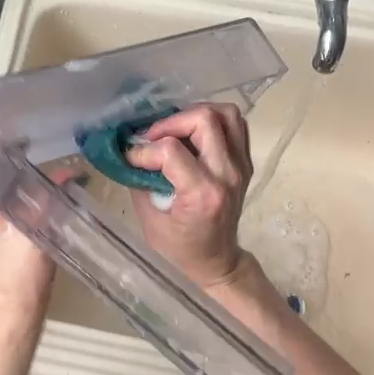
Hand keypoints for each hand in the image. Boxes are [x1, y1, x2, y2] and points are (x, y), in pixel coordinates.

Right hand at [125, 103, 252, 287]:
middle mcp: (227, 175)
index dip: (143, 150)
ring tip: (175, 130)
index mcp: (203, 195)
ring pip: (225, 114)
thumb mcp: (149, 219)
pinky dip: (212, 120)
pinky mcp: (245, 162)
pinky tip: (192, 133)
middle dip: (170, 122)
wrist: (216, 261)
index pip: (171, 150)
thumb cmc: (179, 248)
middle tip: (153, 137)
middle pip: (204, 120)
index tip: (130, 158)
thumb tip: (128, 149)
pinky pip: (235, 124)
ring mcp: (241, 167)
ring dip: (195, 114)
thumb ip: (140, 180)